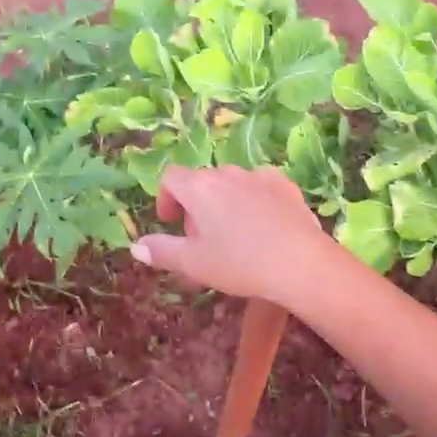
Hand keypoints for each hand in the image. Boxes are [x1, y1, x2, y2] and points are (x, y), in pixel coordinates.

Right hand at [130, 165, 340, 305]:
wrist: (300, 262)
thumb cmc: (239, 263)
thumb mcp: (194, 264)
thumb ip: (162, 252)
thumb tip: (136, 247)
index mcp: (199, 188)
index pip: (171, 177)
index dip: (166, 198)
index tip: (171, 223)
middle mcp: (226, 173)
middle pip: (201, 182)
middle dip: (196, 206)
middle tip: (203, 240)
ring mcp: (258, 176)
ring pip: (231, 184)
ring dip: (224, 203)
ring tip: (234, 237)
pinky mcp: (284, 184)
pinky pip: (259, 187)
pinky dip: (253, 201)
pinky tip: (263, 228)